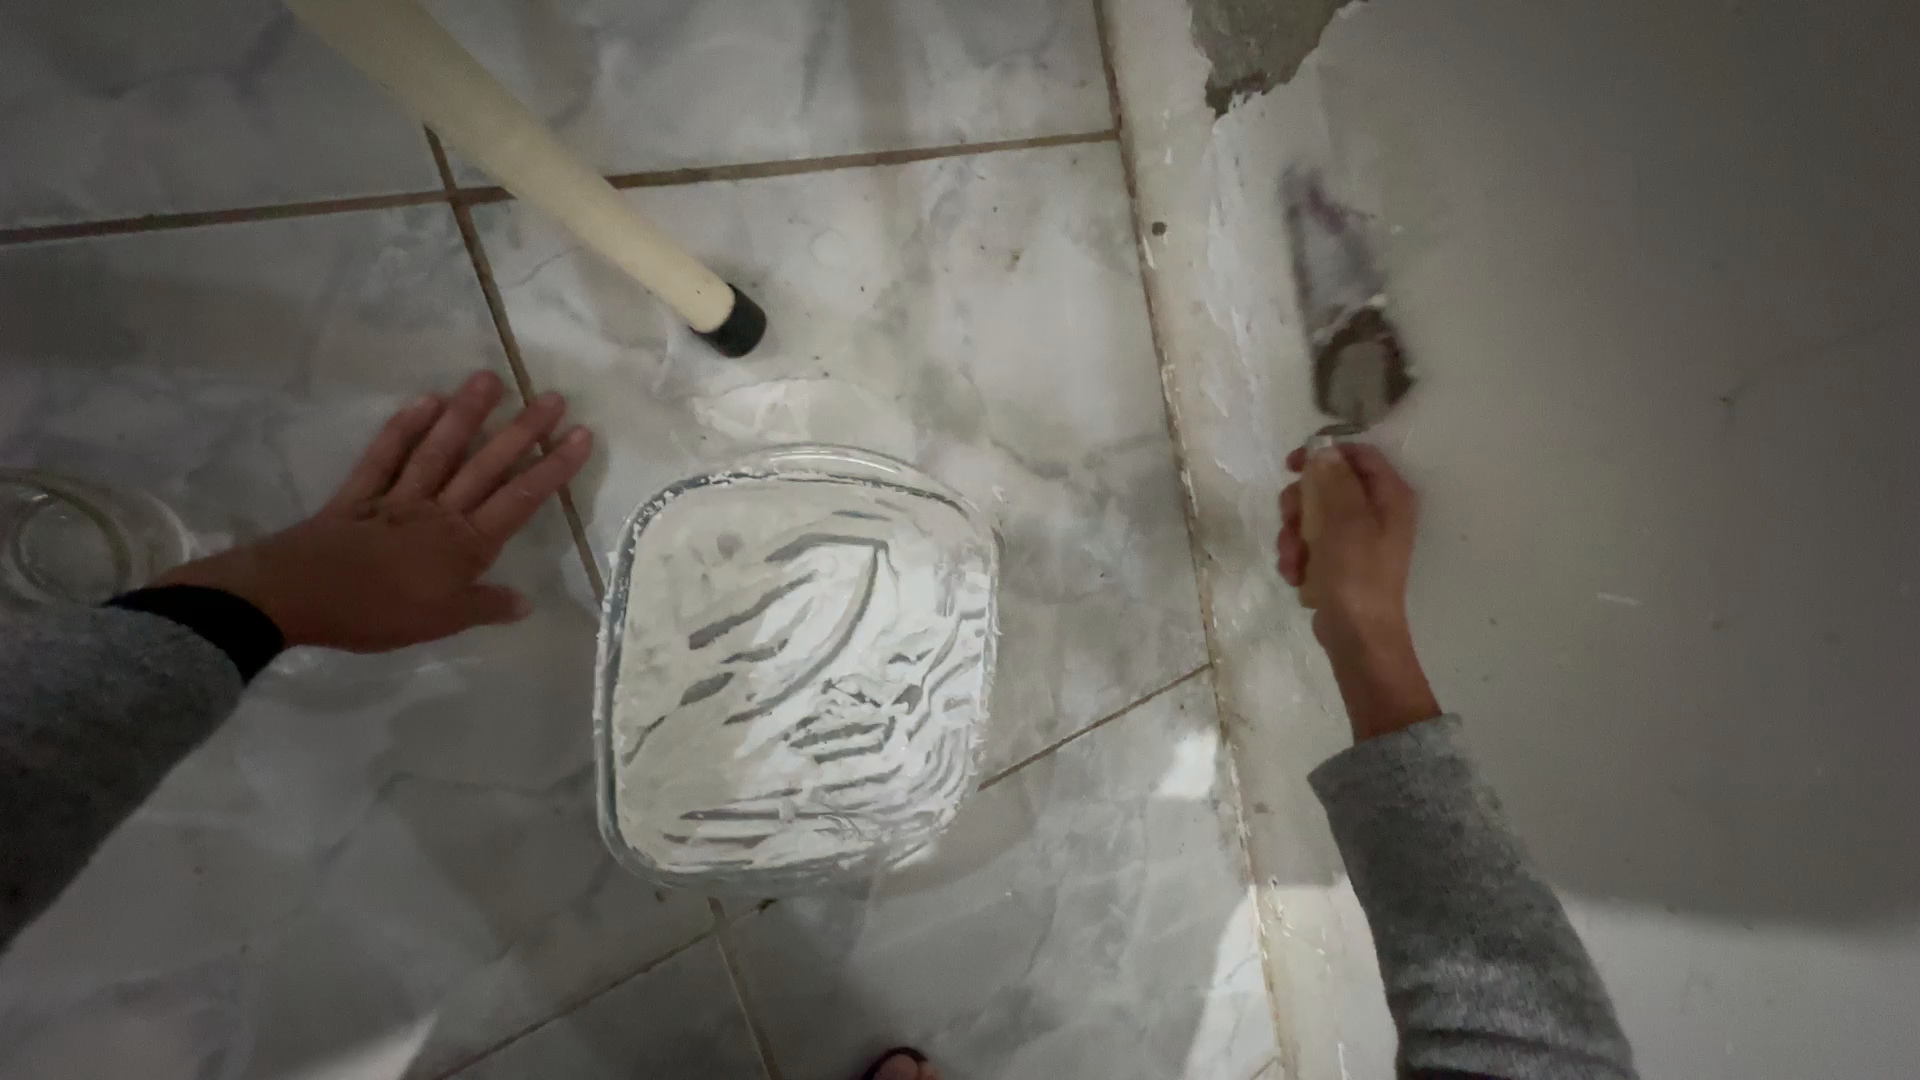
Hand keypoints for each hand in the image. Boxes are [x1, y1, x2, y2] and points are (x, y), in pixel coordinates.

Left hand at [157, 371, 592, 651]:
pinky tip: (424, 402)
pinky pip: (385, 458)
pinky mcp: (359, 496)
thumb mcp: (443, 621)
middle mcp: (441, 511)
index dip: (554, 466)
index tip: (581, 435)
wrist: (288, 601)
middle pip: (488, 465)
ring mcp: (399, 498)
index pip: (522, 498)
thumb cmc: (376, 613)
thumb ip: (486, 606)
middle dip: (524, 431)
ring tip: (490, 379)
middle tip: (551, 397)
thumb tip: (526, 602)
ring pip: (440, 451)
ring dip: (467, 415)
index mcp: (467, 543)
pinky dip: (404, 429)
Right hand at [1277, 441, 1438, 740]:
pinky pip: (1308, 543)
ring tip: (1293, 561)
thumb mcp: (1344, 521)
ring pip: (1311, 515)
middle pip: (1326, 485)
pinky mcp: (1338, 559)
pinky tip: (1296, 574)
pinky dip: (1297, 555)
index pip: (1357, 454)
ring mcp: (1356, 537)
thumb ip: (1334, 480)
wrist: (1357, 634)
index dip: (1324, 454)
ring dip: (1293, 535)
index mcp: (1389, 497)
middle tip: (1290, 523)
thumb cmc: (1356, 575)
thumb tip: (1322, 449)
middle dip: (1299, 505)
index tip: (1290, 466)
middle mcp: (1376, 512)